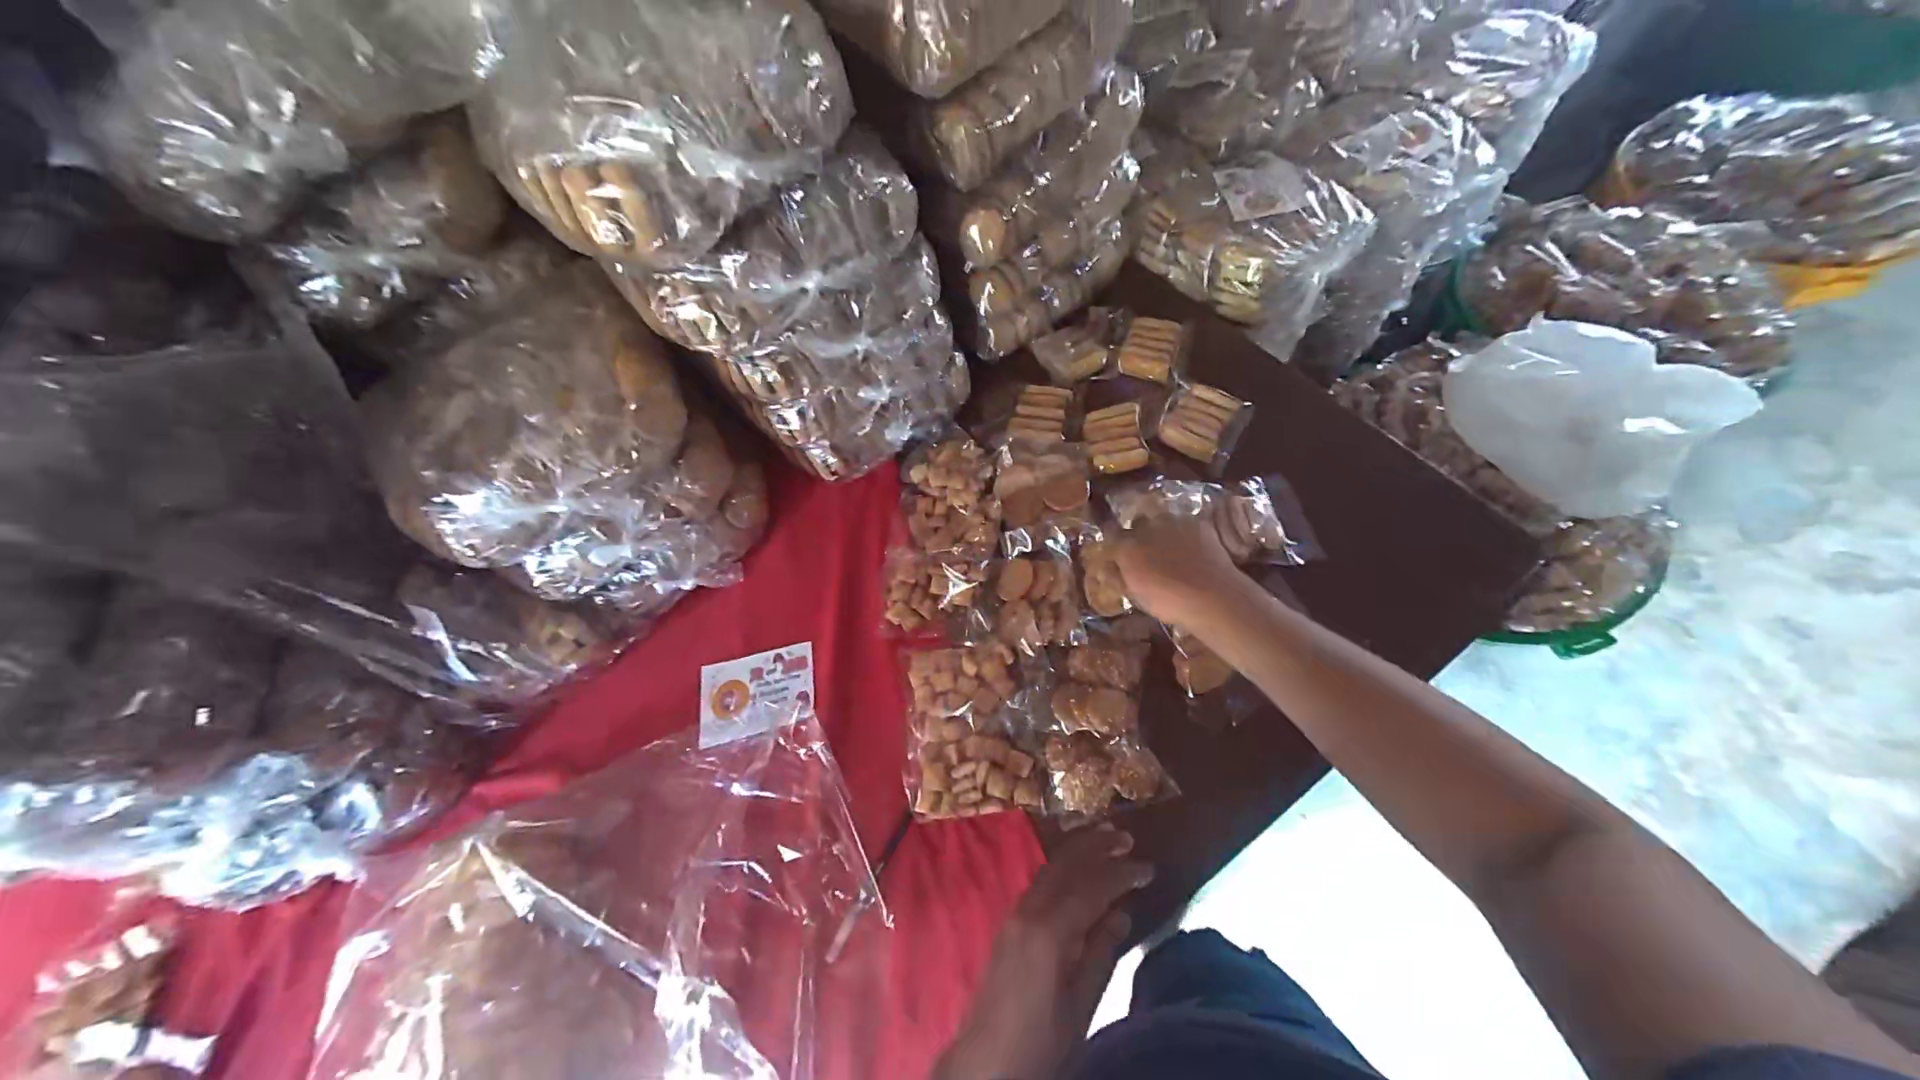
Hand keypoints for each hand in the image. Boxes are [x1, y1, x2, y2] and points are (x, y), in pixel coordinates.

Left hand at [934, 826, 1152, 1079]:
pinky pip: (1039, 883)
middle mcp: (1028, 912)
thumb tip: (1121, 913)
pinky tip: (1073, 872)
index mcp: (1049, 932)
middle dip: (1095, 847)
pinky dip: (1061, 868)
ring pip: (1049, 870)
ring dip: (1077, 852)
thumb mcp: (1080, 1007)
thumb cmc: (1039, 1043)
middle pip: (1065, 866)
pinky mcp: (1008, 925)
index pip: (1091, 888)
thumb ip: (1100, 955)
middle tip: (1125, 836)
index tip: (1148, 866)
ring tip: (1103, 841)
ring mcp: (1014, 915)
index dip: (1121, 874)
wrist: (984, 1064)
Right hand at [1114, 518, 1243, 626]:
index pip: (1112, 534)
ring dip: (1162, 527)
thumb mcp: (1135, 595)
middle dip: (1140, 531)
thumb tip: (1106, 566)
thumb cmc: (1168, 602)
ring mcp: (1172, 522)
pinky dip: (1186, 531)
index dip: (1116, 542)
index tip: (1120, 551)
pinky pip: (1185, 522)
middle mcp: (1146, 528)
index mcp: (1126, 547)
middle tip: (1148, 548)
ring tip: (1171, 543)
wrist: (1210, 595)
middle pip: (1137, 521)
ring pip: (1161, 517)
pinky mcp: (1196, 522)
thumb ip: (1117, 576)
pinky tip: (1193, 545)